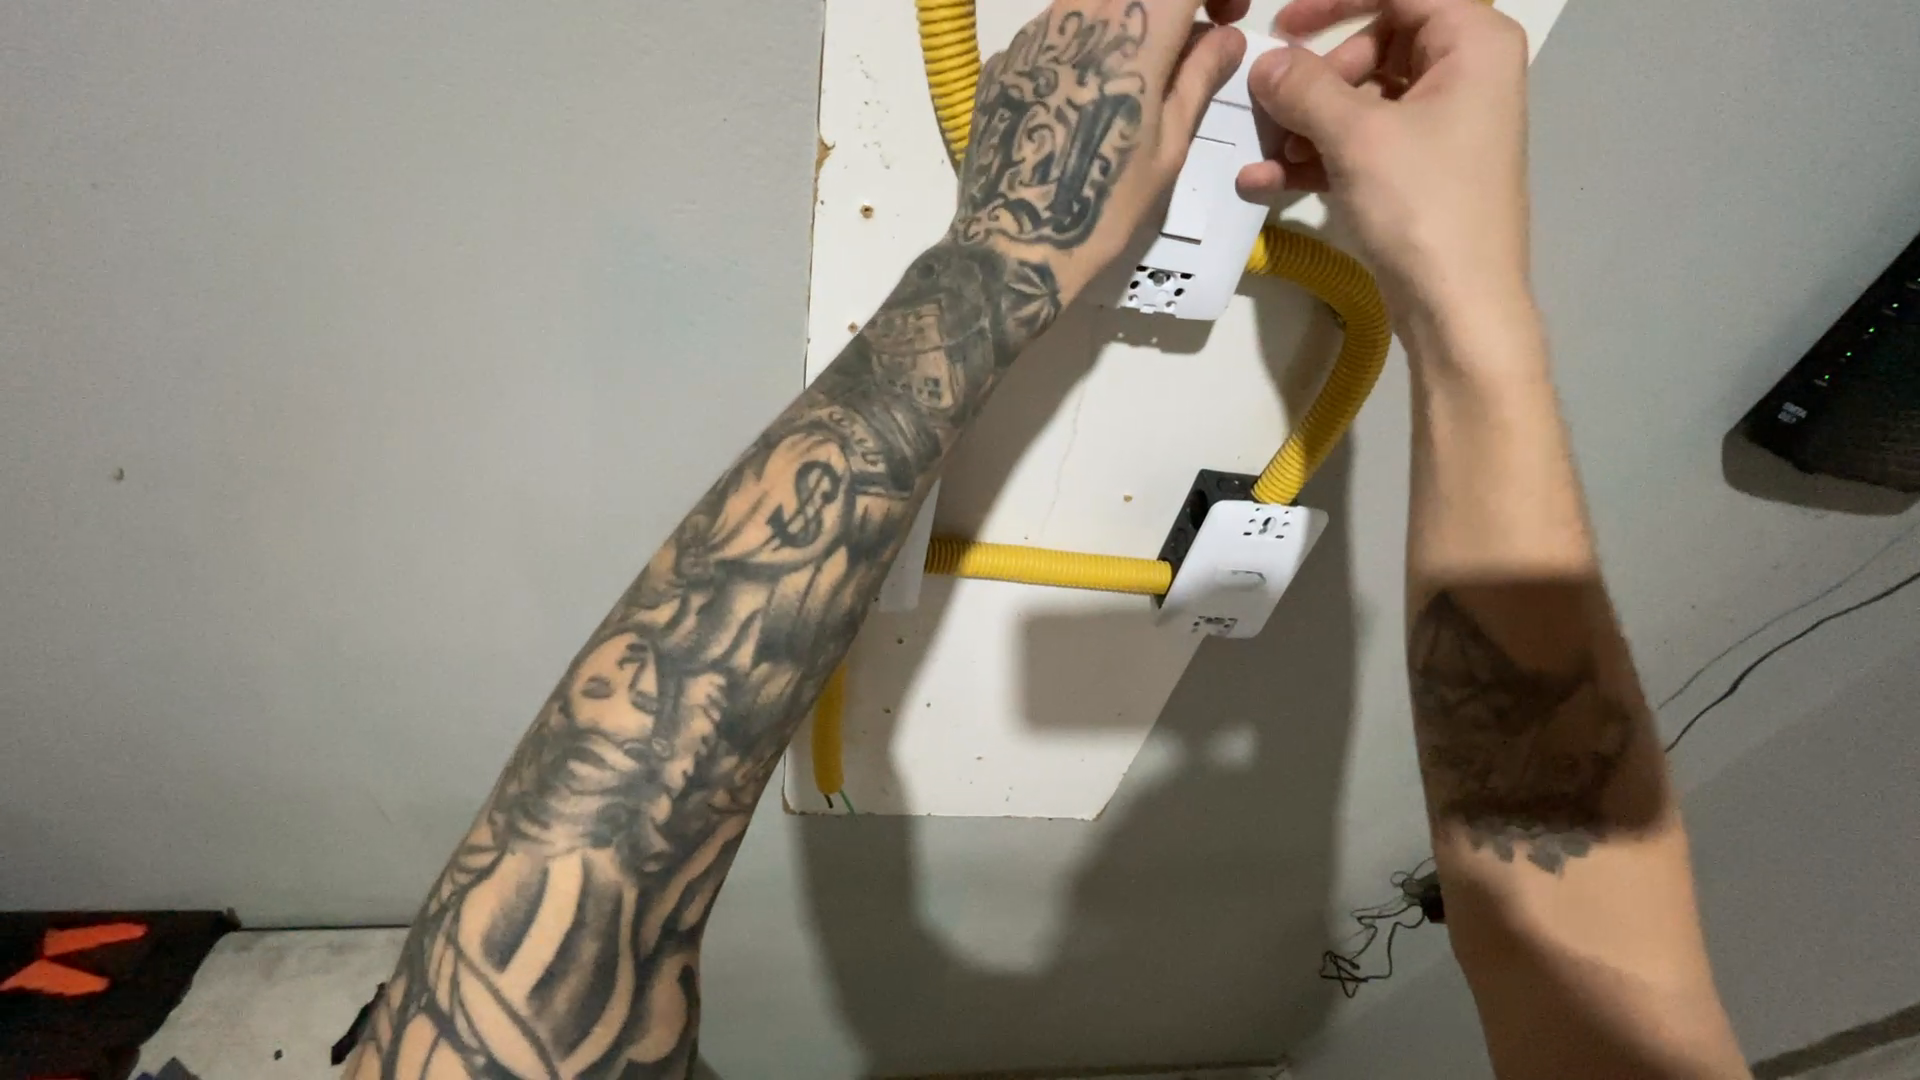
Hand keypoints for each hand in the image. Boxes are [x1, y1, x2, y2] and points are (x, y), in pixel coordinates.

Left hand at [953, 0, 1251, 300]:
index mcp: (1137, 30)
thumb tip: (1224, 38)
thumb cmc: (1103, 207)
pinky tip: (1081, 100)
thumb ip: (1197, 80)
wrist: (1015, 248)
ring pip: (1091, 2)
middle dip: (1168, 5)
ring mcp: (1034, 34)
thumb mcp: (1167, 150)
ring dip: (1123, 21)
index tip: (1226, 15)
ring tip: (1129, 77)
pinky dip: (1080, 47)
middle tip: (1181, 44)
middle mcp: (1082, 13)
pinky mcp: (1002, 63)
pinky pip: (1053, 32)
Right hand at [1236, 0, 1531, 321]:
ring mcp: (1435, 129)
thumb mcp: (1358, 138)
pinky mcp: (1411, 174)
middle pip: (1375, 48)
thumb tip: (1264, 64)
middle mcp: (1459, 75)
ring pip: (1359, 104)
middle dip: (1316, 80)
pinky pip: (1358, 148)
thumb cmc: (1422, 204)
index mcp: (1470, 42)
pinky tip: (1267, 180)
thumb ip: (1307, 91)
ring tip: (1265, 154)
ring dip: (1305, 126)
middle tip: (1274, 110)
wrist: (1456, 300)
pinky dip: (1316, 160)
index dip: (1336, 3)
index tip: (1281, 27)